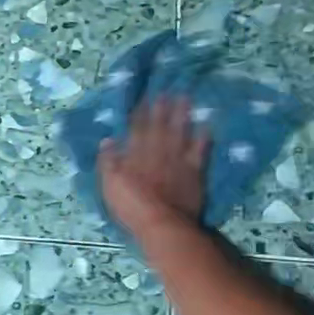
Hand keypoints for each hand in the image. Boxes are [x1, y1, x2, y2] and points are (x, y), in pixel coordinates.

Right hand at [97, 96, 210, 238]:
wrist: (162, 223)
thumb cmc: (131, 206)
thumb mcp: (109, 184)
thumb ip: (108, 161)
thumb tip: (107, 140)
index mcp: (135, 154)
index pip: (137, 128)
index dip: (140, 112)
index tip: (145, 97)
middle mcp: (157, 151)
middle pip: (160, 125)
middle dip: (162, 107)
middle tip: (167, 91)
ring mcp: (178, 160)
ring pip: (180, 132)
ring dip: (183, 115)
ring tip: (186, 98)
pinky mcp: (194, 172)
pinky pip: (200, 150)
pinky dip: (203, 138)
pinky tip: (206, 125)